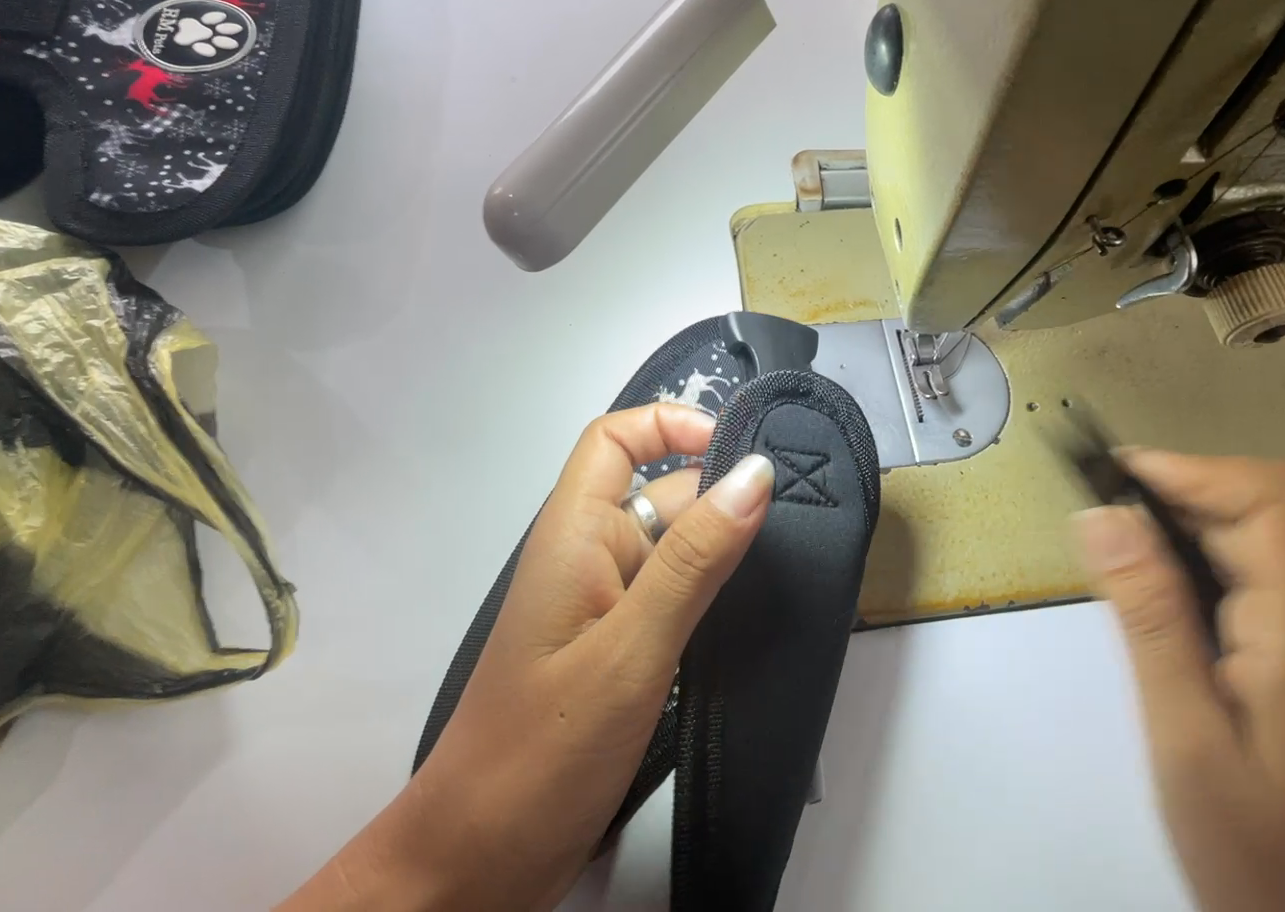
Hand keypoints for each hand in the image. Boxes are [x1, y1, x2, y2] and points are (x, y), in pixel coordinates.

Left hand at [282, 404, 775, 911]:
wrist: (481, 860)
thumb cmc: (544, 749)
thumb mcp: (631, 648)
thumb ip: (694, 560)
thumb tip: (756, 473)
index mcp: (573, 534)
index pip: (616, 439)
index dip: (674, 425)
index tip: (742, 455)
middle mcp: (590, 557)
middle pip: (661, 492)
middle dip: (723, 496)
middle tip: (802, 518)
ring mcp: (606, 606)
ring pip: (676, 549)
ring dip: (727, 549)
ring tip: (797, 561)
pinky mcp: (621, 649)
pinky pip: (676, 598)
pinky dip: (716, 594)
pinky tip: (761, 610)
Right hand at [1075, 451, 1284, 911]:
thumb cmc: (1261, 858)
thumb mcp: (1185, 737)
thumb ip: (1150, 619)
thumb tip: (1104, 516)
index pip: (1276, 497)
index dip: (1194, 468)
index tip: (1114, 476)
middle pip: (1269, 516)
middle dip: (1179, 500)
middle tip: (1098, 530)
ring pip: (1264, 552)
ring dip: (1186, 538)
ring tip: (1116, 571)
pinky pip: (1263, 593)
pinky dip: (1203, 577)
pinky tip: (1161, 618)